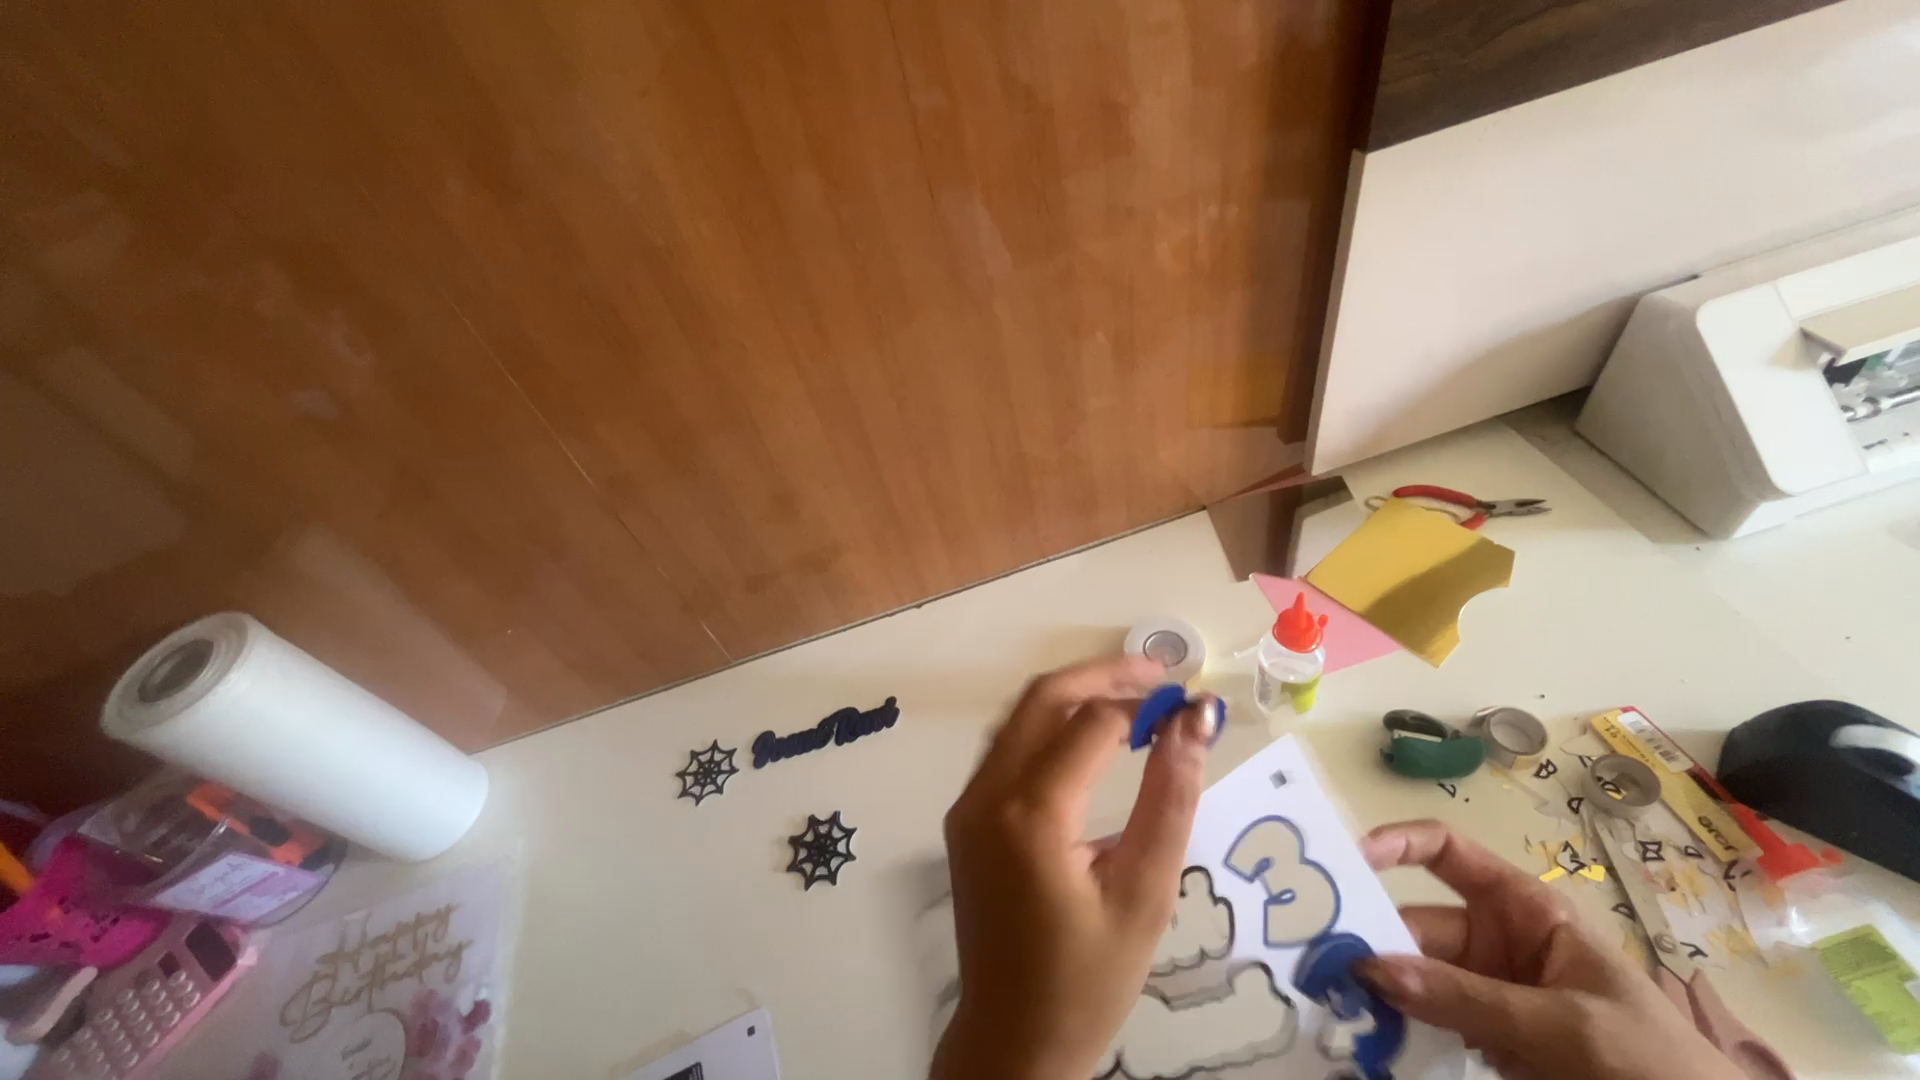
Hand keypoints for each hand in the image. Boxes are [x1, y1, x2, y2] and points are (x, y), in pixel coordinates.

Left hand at [930, 655, 1218, 1079]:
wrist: (1012, 1040)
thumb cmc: (1089, 979)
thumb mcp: (1146, 893)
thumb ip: (1170, 797)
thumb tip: (1195, 720)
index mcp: (1030, 815)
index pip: (1093, 724)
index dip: (1146, 705)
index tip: (1192, 706)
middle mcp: (986, 795)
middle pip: (1043, 699)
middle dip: (1103, 676)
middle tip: (1161, 677)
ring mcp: (966, 804)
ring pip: (1019, 717)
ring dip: (1074, 695)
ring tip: (1134, 698)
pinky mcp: (964, 817)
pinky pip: (1006, 748)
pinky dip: (1049, 726)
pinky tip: (1090, 738)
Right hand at [1358, 820, 1744, 1079]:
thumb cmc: (1655, 1062)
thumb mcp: (1567, 1026)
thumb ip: (1468, 999)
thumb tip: (1370, 969)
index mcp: (1522, 910)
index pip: (1446, 853)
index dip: (1395, 844)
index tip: (1348, 863)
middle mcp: (1494, 941)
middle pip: (1415, 923)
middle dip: (1371, 937)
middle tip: (1319, 957)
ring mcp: (1485, 993)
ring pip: (1411, 975)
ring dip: (1375, 986)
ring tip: (1332, 998)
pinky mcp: (1481, 1040)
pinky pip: (1423, 1021)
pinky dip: (1392, 1025)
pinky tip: (1365, 1033)